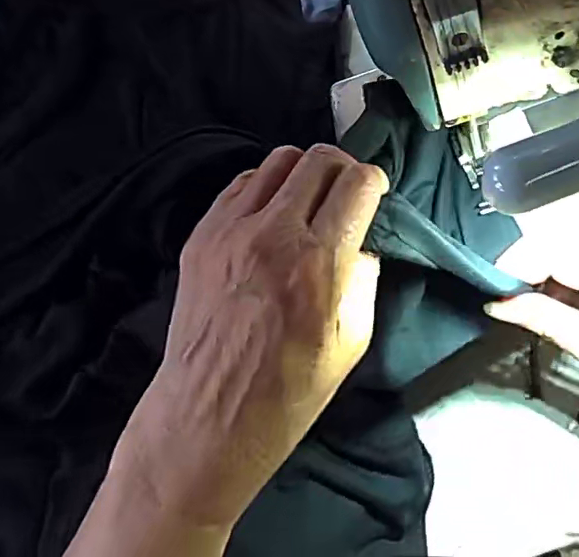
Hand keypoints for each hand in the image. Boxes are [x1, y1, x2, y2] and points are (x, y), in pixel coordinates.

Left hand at [108, 145, 386, 533]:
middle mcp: (273, 233)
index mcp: (318, 263)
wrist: (206, 419)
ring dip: (305, 170)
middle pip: (319, 158)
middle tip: (347, 187)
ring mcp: (231, 229)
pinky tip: (272, 211)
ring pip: (280, 158)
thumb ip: (364, 277)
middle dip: (344, 165)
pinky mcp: (202, 233)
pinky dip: (267, 185)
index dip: (375, 179)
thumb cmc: (288, 391)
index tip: (375, 189)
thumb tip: (361, 239)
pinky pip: (243, 182)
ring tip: (309, 196)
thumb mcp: (352, 342)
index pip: (357, 184)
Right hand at [486, 229, 578, 459]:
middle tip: (504, 302)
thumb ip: (547, 320)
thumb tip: (499, 303)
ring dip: (539, 277)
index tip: (491, 293)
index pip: (546, 247)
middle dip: (523, 268)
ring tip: (523, 307)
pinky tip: (554, 309)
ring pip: (563, 252)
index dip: (513, 267)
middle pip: (552, 242)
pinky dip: (558, 284)